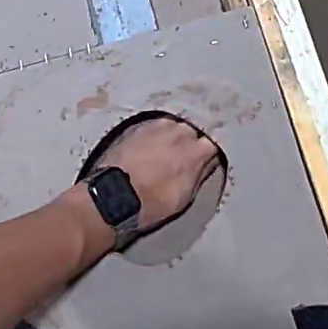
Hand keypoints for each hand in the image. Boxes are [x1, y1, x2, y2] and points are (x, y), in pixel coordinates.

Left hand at [91, 116, 221, 228]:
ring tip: (163, 154)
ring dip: (171, 137)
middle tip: (181, 160)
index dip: (207, 155)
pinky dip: (154, 136)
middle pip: (192, 133)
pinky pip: (154, 128)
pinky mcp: (140, 128)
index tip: (204, 163)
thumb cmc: (153, 201)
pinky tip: (148, 149)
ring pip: (173, 128)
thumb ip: (199, 174)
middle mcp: (180, 133)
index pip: (212, 146)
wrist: (116, 193)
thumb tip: (206, 164)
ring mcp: (159, 127)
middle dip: (189, 144)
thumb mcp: (184, 197)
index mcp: (196, 151)